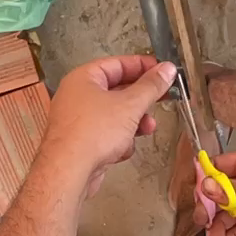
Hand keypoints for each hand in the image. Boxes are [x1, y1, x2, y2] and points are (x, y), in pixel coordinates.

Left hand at [39, 56, 176, 198]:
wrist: (69, 171)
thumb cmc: (90, 133)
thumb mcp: (130, 105)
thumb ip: (151, 86)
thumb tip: (166, 70)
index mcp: (84, 79)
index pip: (117, 64)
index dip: (143, 66)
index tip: (162, 71)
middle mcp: (78, 97)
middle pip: (117, 90)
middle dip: (141, 99)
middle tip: (162, 97)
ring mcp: (79, 121)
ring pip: (115, 116)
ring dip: (134, 123)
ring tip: (148, 128)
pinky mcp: (82, 143)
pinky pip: (107, 136)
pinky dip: (119, 141)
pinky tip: (123, 149)